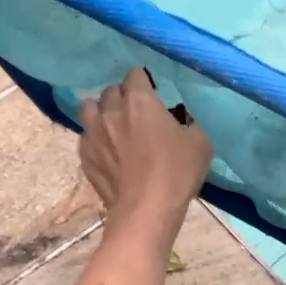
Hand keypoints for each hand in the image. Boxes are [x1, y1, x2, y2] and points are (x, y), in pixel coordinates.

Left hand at [77, 68, 212, 232]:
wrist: (146, 210)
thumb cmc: (176, 172)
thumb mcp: (200, 142)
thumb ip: (190, 122)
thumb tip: (185, 118)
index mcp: (139, 101)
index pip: (135, 74)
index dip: (144, 82)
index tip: (152, 93)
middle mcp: (110, 110)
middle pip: (110, 91)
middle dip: (122, 96)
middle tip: (135, 112)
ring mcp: (93, 133)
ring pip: (88, 109)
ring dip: (100, 112)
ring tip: (112, 125)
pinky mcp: (85, 156)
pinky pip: (86, 137)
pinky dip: (95, 138)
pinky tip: (106, 150)